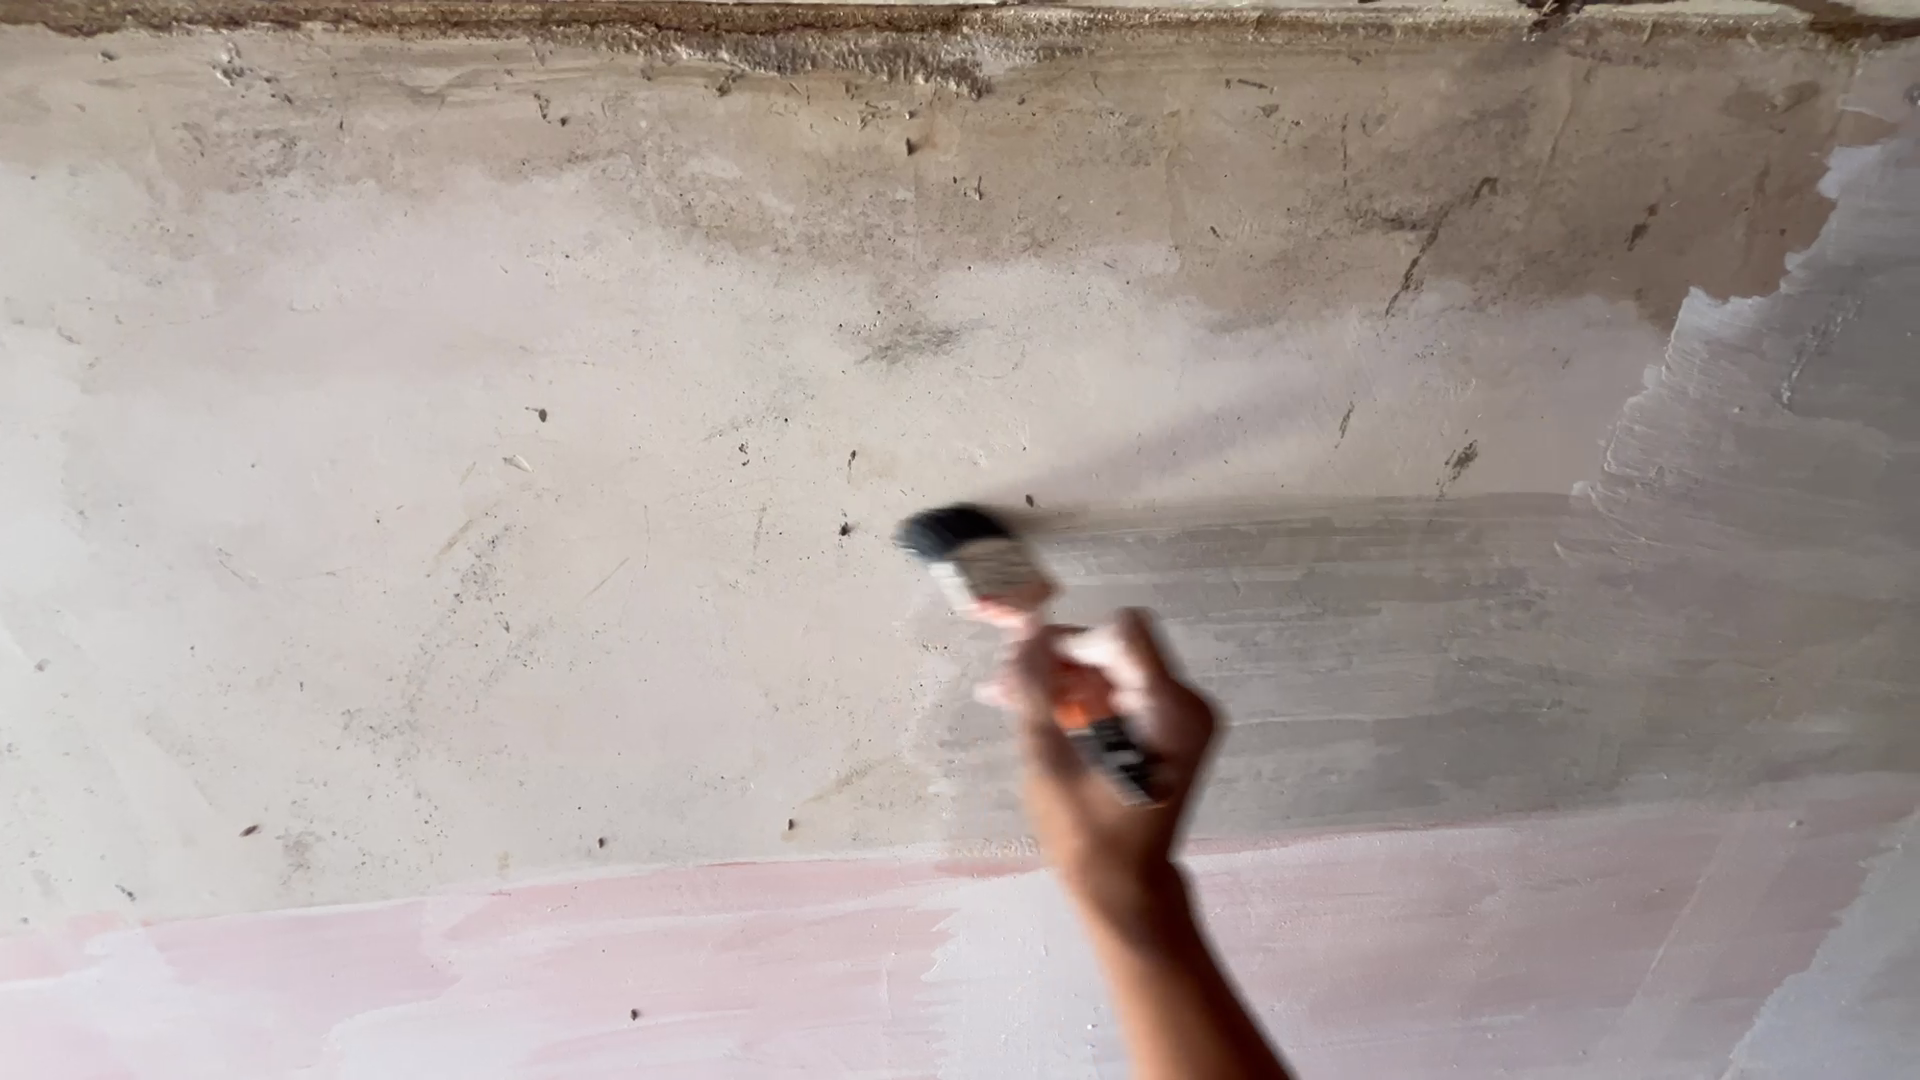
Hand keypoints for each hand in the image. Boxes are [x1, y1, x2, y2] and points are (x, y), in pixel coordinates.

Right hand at [985, 608, 1217, 936]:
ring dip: (1057, 678)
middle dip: (1054, 659)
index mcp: (1168, 711)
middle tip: (1003, 679)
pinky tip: (1032, 708)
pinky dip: (1075, 697)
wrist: (1126, 890)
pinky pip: (1114, 691)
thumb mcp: (1049, 760)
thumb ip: (1036, 689)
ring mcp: (1177, 713)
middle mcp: (1184, 703)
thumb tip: (1026, 629)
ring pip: (1106, 667)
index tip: (1027, 655)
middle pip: (1110, 649)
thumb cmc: (1086, 837)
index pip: (1122, 632)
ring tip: (1004, 695)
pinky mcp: (1163, 724)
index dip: (1070, 637)